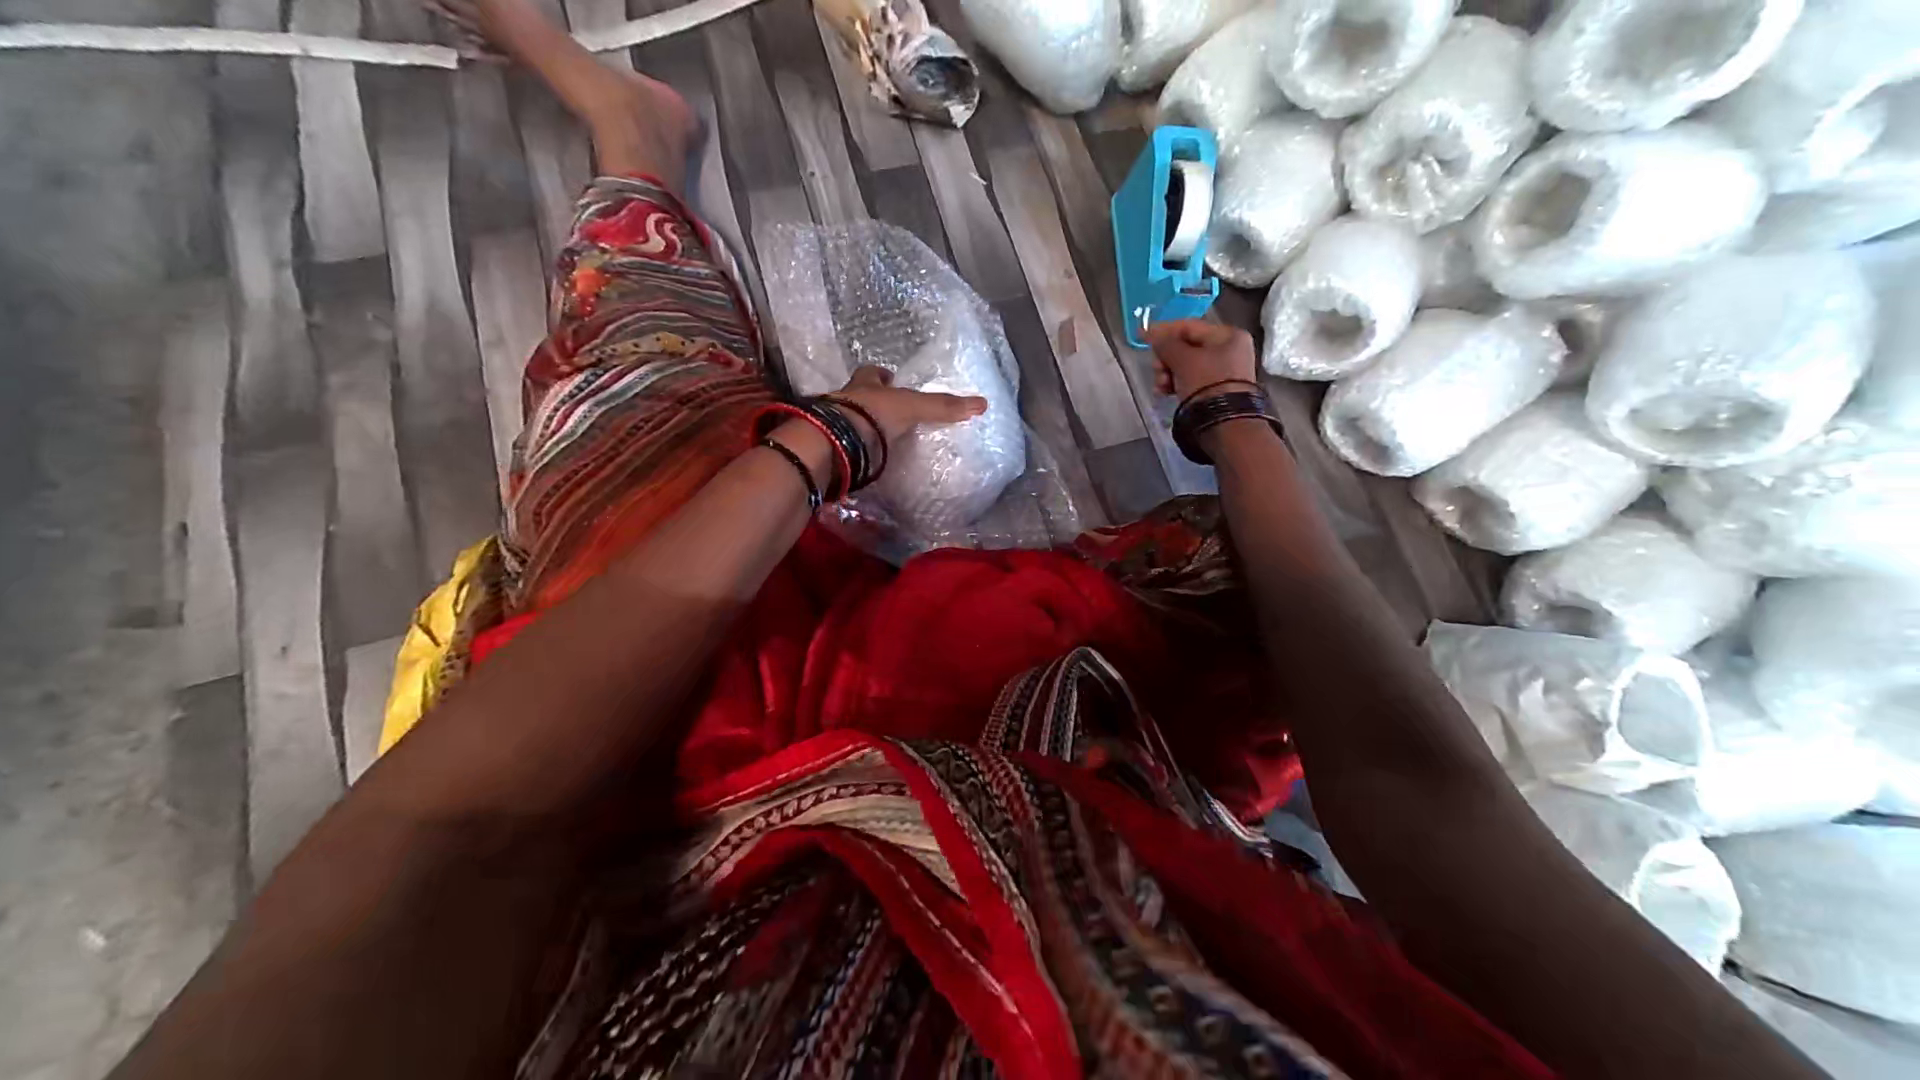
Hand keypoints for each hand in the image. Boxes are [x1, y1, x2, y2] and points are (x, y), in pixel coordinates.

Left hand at [823, 365, 987, 450]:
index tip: (890, 379)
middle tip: (886, 414)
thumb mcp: (913, 407)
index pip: (871, 373)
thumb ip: (942, 407)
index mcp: (863, 385)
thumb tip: (982, 403)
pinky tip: (863, 461)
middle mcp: (844, 400)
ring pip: (846, 421)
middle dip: (868, 402)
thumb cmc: (872, 414)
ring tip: (876, 441)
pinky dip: (852, 452)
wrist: (835, 441)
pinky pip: (842, 447)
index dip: (881, 375)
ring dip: (858, 428)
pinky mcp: (828, 449)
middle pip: (856, 396)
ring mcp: (832, 426)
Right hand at [1146, 319, 1258, 402]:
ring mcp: (1223, 372)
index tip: (1143, 335)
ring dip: (1167, 373)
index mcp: (1228, 336)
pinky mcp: (1216, 390)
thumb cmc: (1206, 382)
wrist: (1223, 422)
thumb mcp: (1183, 359)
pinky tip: (1165, 392)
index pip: (1189, 326)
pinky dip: (1176, 383)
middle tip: (1156, 369)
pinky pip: (1191, 380)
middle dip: (1165, 358)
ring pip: (1186, 365)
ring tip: (1161, 386)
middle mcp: (1229, 350)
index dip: (1164, 330)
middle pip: (1186, 347)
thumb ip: (1166, 344)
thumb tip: (1154, 335)